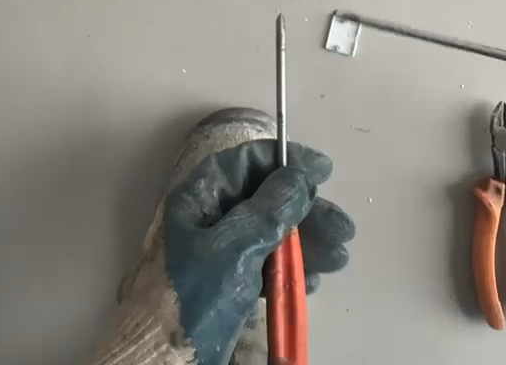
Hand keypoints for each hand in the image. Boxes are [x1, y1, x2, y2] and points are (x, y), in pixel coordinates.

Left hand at [160, 139, 353, 362]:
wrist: (163, 364)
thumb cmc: (193, 298)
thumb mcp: (233, 249)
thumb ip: (268, 210)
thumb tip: (299, 178)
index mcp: (199, 197)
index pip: (245, 162)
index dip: (285, 160)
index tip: (323, 171)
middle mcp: (209, 218)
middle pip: (264, 199)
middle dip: (305, 211)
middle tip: (342, 228)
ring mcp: (219, 253)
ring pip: (269, 234)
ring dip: (305, 242)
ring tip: (339, 257)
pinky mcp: (228, 286)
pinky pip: (265, 266)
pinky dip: (290, 270)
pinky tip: (311, 281)